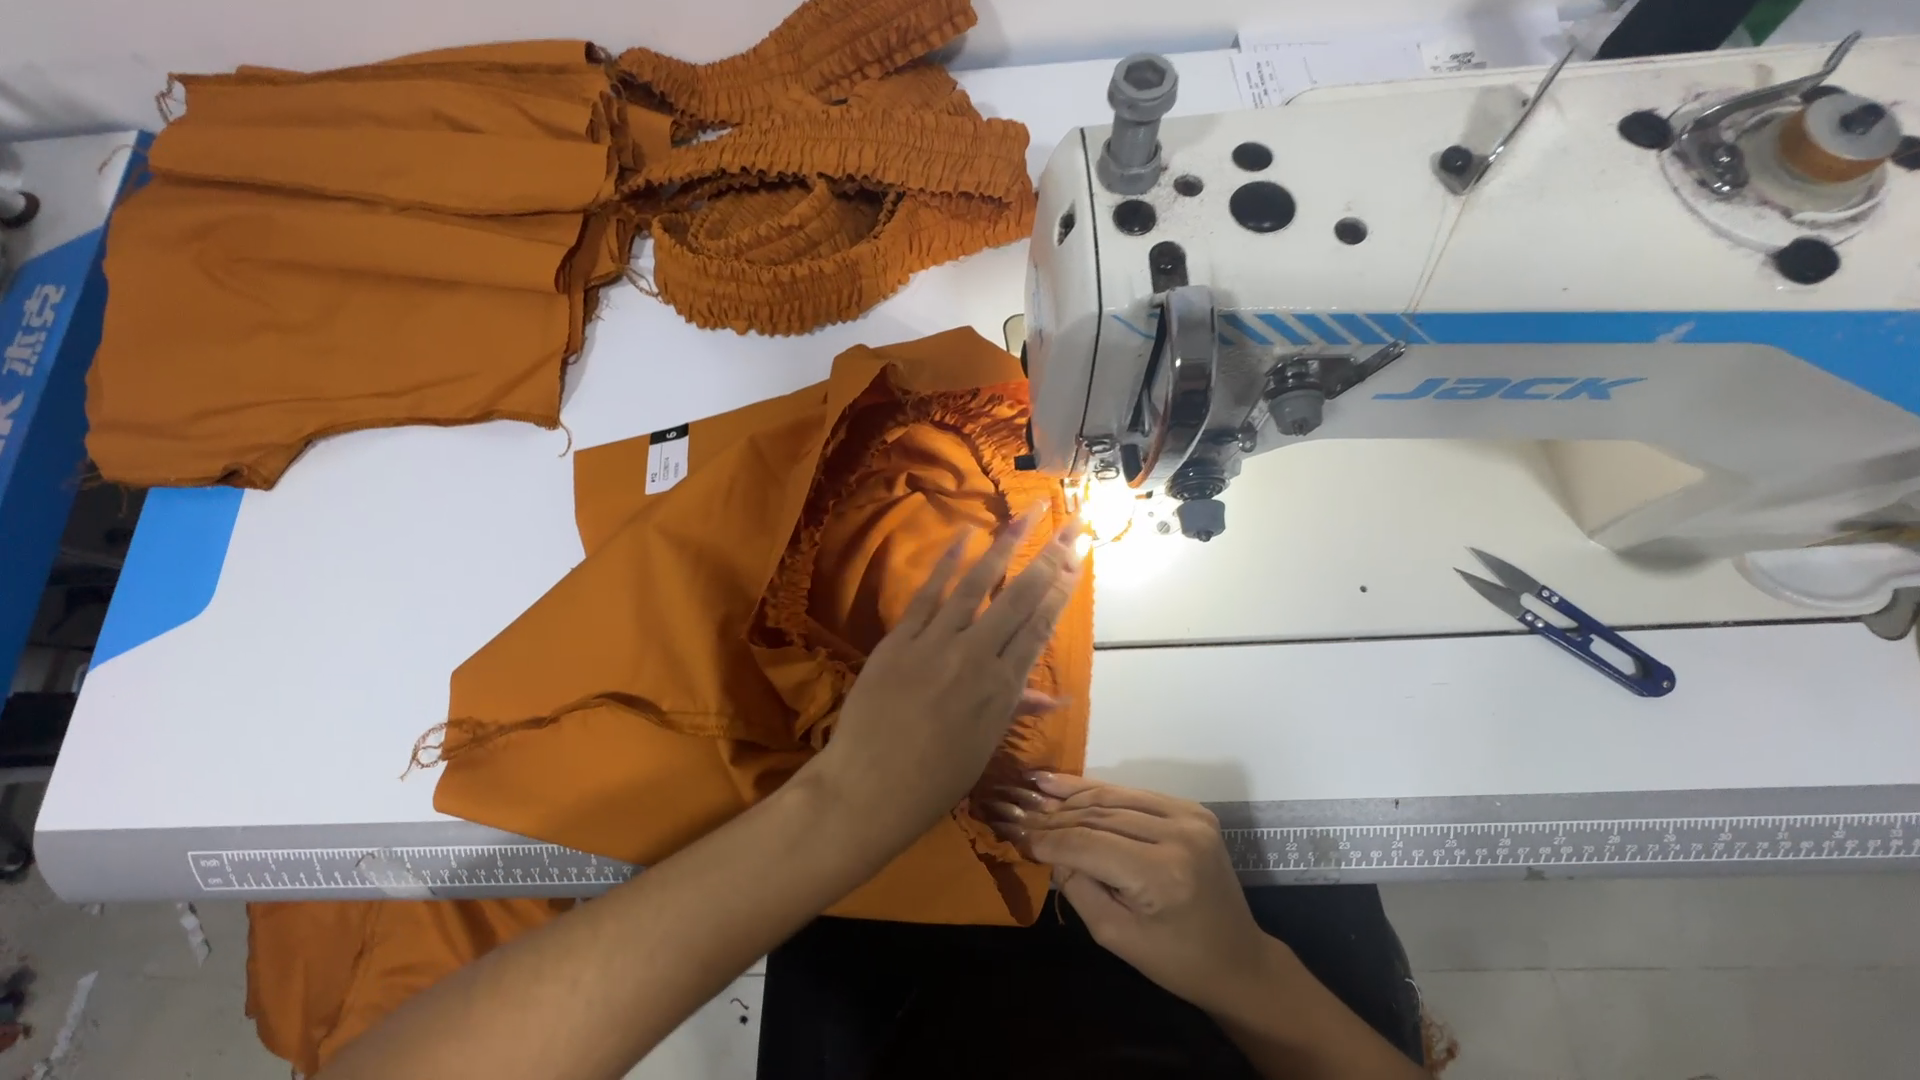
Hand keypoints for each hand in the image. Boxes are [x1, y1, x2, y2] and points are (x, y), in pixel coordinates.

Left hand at [812, 506, 1082, 843]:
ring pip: (979, 586)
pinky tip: (966, 535)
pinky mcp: (900, 639)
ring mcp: (936, 644)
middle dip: (1049, 556)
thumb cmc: (934, 778)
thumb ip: (1015, 708)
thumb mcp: (983, 745)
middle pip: (1020, 598)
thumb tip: (1056, 697)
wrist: (870, 788)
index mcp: (1002, 688)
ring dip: (1006, 544)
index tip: (1079, 558)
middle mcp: (977, 658)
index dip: (1062, 589)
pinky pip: (929, 594)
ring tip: (1028, 512)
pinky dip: (948, 563)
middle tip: (1072, 523)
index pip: (1040, 627)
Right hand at [989, 774, 1274, 1013]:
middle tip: (1010, 808)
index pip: (1088, 844)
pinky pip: (1133, 795)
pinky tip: (1064, 785)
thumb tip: (1042, 848)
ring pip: (1113, 798)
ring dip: (1069, 795)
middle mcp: (1179, 834)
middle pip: (1099, 816)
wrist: (1237, 959)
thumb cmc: (1174, 960)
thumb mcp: (1114, 934)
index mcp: (1162, 874)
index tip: (1009, 832)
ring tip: (1029, 786)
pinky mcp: (1191, 809)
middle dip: (1051, 815)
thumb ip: (1076, 886)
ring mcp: (1189, 816)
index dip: (1045, 838)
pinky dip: (1097, 792)